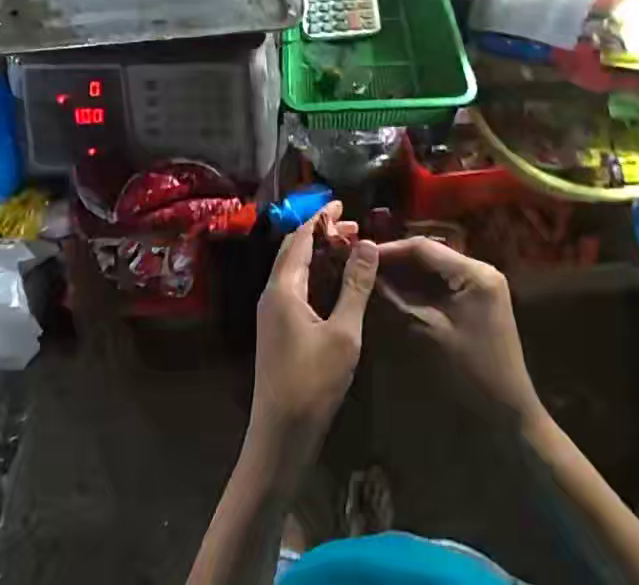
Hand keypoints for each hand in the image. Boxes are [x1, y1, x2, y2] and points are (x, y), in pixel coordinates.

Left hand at [250, 203, 377, 445]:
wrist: (280, 434)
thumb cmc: (313, 381)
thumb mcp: (343, 332)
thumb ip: (355, 286)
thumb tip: (367, 243)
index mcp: (283, 288)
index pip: (300, 238)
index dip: (320, 218)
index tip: (343, 204)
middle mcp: (271, 294)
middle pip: (293, 251)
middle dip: (320, 233)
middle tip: (352, 226)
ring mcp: (271, 313)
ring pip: (293, 270)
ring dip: (318, 254)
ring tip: (348, 248)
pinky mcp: (277, 330)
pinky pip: (294, 288)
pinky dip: (314, 275)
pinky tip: (335, 284)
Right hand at [377, 238, 540, 423]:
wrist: (507, 415)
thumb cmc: (469, 372)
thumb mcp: (427, 331)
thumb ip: (395, 299)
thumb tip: (365, 274)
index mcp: (474, 273)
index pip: (423, 247)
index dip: (388, 250)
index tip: (357, 255)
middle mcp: (479, 272)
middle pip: (428, 256)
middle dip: (394, 262)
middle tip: (359, 267)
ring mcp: (479, 287)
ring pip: (432, 271)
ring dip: (403, 276)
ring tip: (370, 280)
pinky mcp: (474, 303)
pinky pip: (440, 287)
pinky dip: (416, 290)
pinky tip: (391, 296)